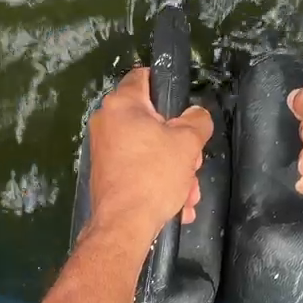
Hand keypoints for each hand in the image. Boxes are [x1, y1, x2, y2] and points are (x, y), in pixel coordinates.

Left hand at [85, 67, 210, 244]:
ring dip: (175, 172)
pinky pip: (140, 171)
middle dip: (180, 146)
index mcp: (122, 105)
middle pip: (154, 122)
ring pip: (151, 152)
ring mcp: (104, 151)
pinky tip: (177, 207)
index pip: (144, 76)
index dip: (167, 86)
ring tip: (188, 195)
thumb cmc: (154, 176)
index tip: (184, 104)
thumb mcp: (188, 143)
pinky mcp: (107, 176)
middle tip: (193, 164)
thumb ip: (197, 121)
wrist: (124, 226)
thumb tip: (196, 116)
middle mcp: (107, 123)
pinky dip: (159, 185)